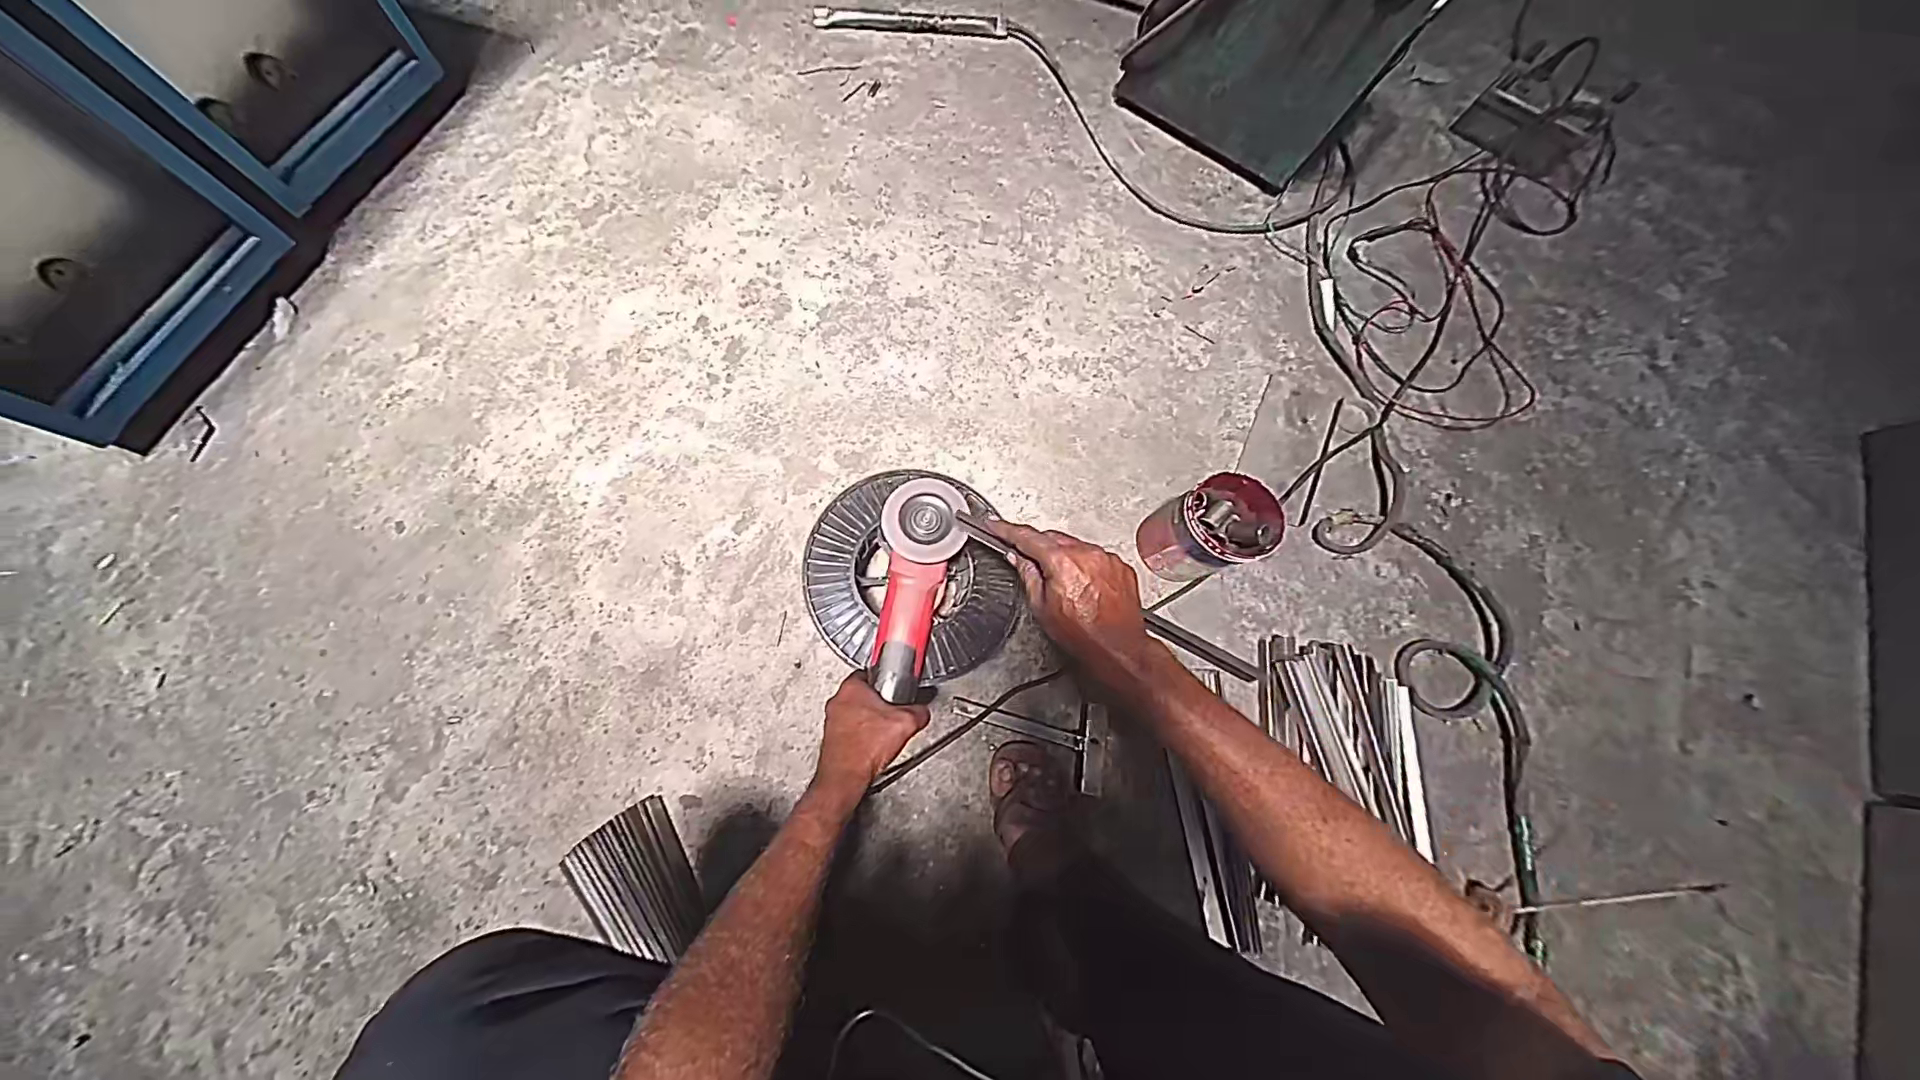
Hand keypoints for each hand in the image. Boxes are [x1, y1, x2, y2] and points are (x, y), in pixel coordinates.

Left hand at [813, 672, 930, 792]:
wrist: (846, 776)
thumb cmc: (864, 749)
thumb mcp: (906, 723)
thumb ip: (918, 711)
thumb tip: (922, 711)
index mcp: (851, 687)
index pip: (871, 672)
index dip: (887, 679)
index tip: (894, 685)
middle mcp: (838, 700)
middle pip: (864, 693)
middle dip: (879, 701)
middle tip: (892, 711)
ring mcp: (832, 719)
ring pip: (856, 711)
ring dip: (869, 718)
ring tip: (883, 730)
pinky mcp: (831, 737)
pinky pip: (849, 728)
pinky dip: (861, 733)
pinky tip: (872, 743)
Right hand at [981, 519, 1162, 691]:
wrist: (1116, 649)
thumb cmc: (1082, 635)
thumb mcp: (1042, 608)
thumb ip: (1027, 575)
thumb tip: (1018, 558)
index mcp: (1062, 561)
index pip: (1028, 537)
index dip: (1007, 530)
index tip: (996, 526)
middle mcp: (1087, 554)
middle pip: (1053, 538)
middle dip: (1038, 546)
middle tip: (1029, 562)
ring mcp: (1106, 558)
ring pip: (1076, 545)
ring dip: (1064, 556)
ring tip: (1064, 586)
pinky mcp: (1120, 566)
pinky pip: (1096, 556)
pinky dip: (1085, 564)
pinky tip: (1083, 586)